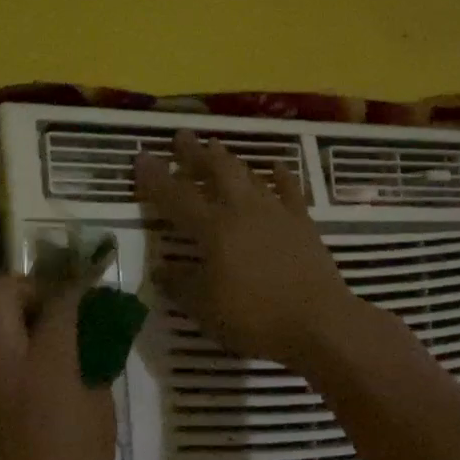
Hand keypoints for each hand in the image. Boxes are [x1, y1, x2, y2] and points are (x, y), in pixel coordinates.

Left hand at [0, 276, 117, 459]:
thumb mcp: (100, 407)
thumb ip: (90, 362)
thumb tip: (85, 336)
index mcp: (49, 363)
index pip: (59, 303)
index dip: (74, 287)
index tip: (84, 284)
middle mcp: (5, 360)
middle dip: (18, 285)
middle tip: (37, 300)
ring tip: (2, 319)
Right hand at [134, 130, 355, 365]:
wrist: (318, 322)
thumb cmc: (254, 318)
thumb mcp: (204, 309)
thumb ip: (180, 285)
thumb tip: (161, 270)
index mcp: (213, 229)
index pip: (176, 197)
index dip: (155, 178)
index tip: (141, 157)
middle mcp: (242, 210)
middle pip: (216, 171)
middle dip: (195, 153)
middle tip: (182, 137)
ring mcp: (276, 213)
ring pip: (249, 175)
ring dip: (230, 160)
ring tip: (216, 147)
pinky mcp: (303, 223)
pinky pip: (289, 190)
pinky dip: (280, 175)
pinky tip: (275, 166)